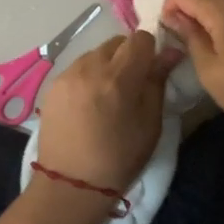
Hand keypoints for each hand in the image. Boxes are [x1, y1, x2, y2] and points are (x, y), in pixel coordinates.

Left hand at [35, 32, 181, 193]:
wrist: (71, 184)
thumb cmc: (119, 158)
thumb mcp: (150, 124)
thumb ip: (157, 82)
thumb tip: (170, 53)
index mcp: (118, 78)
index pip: (140, 39)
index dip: (150, 51)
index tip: (151, 70)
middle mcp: (90, 67)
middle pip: (117, 42)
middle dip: (128, 56)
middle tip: (131, 85)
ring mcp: (68, 74)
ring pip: (96, 53)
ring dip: (107, 65)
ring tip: (107, 95)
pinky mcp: (53, 85)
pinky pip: (78, 67)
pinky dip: (88, 77)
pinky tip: (88, 103)